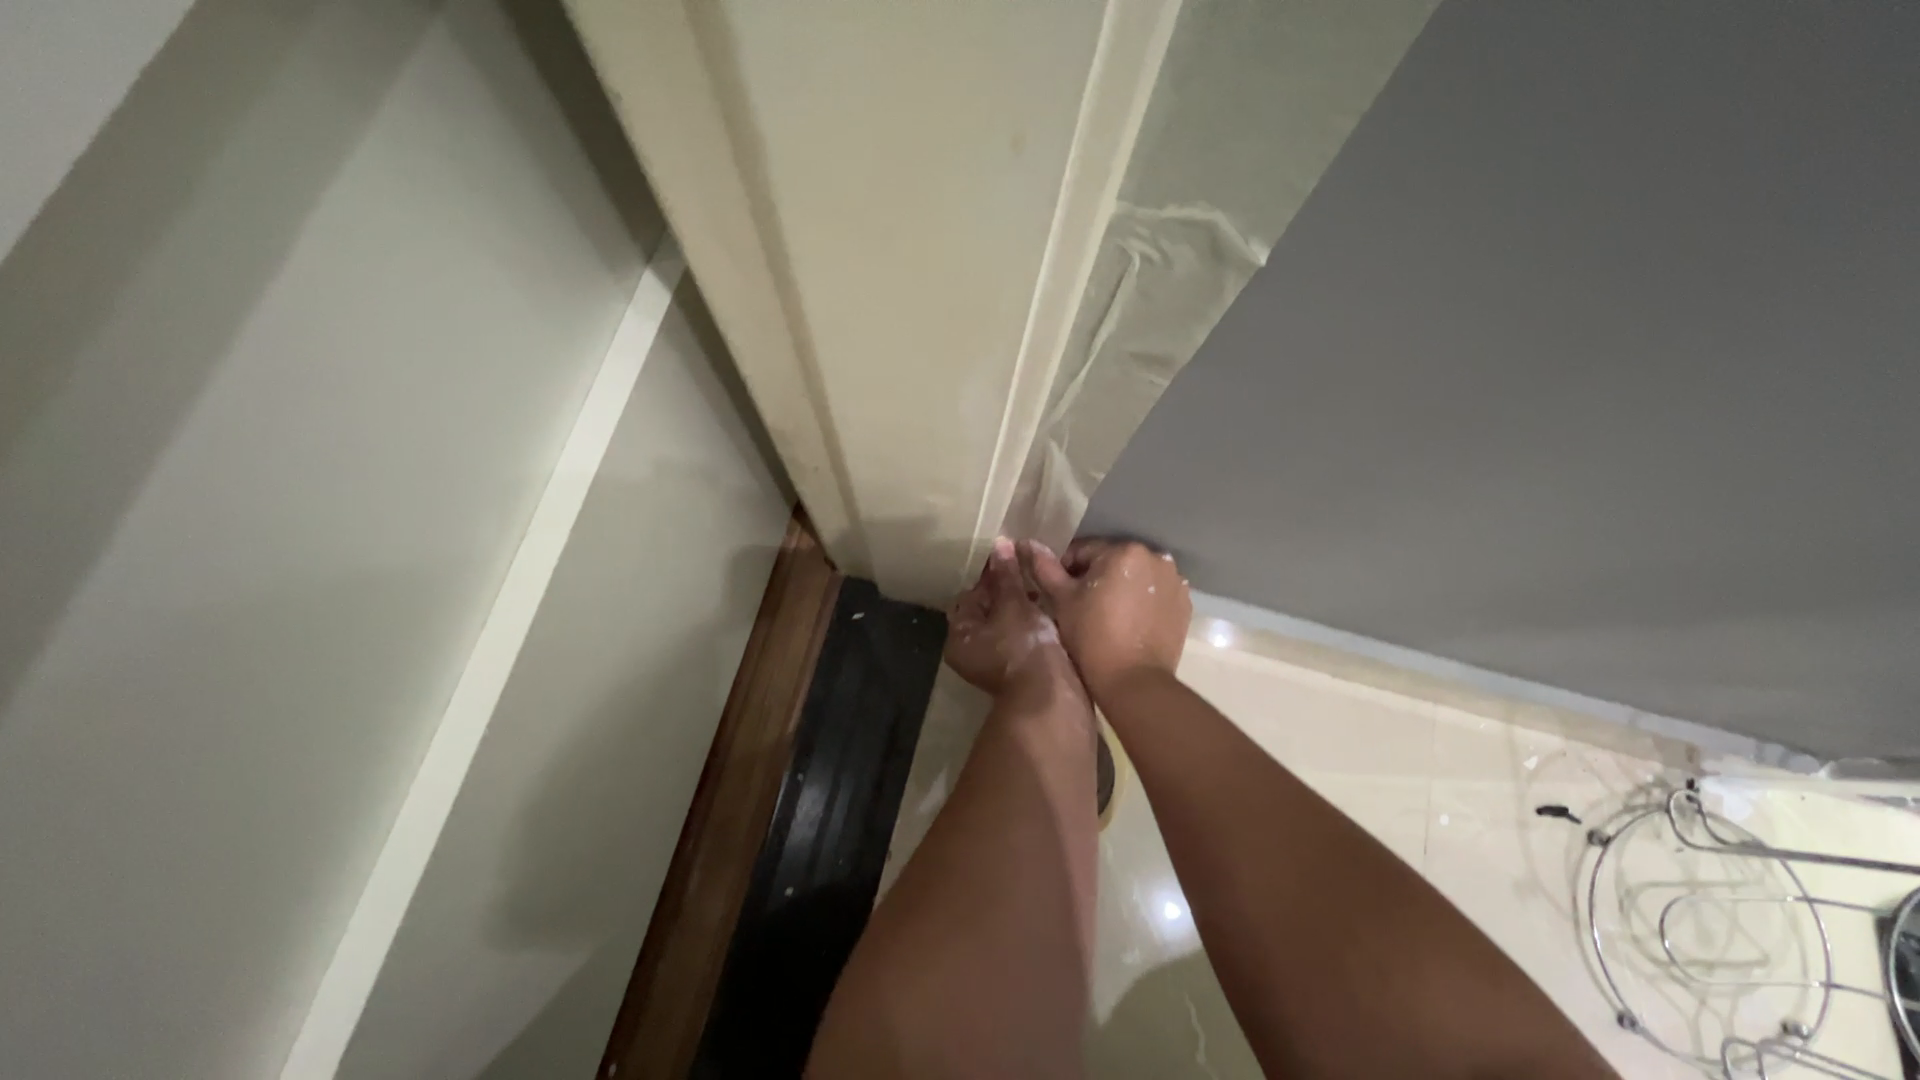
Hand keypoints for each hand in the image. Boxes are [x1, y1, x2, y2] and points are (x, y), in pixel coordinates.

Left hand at [945, 537, 1077, 697]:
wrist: (1052, 696)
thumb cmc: (1023, 646)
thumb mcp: (1013, 605)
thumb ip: (1006, 575)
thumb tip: (999, 544)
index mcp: (960, 636)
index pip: (969, 596)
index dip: (989, 575)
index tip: (1010, 558)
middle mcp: (972, 650)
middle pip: (987, 610)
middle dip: (1007, 590)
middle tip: (1027, 570)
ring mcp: (996, 661)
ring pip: (1006, 623)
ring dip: (1021, 605)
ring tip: (1041, 585)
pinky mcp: (1019, 667)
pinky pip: (1021, 636)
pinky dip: (1031, 622)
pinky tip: (1048, 607)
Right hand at [1019, 537, 1189, 697]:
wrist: (1133, 682)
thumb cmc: (1091, 636)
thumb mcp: (1062, 600)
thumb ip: (1045, 567)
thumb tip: (1026, 542)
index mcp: (1124, 550)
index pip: (1084, 550)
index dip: (1065, 570)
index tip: (1058, 593)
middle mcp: (1155, 557)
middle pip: (1113, 562)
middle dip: (1095, 577)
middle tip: (1080, 606)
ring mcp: (1175, 582)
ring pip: (1135, 577)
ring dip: (1120, 588)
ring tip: (1106, 616)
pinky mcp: (1184, 605)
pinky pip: (1154, 594)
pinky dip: (1141, 602)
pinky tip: (1129, 624)